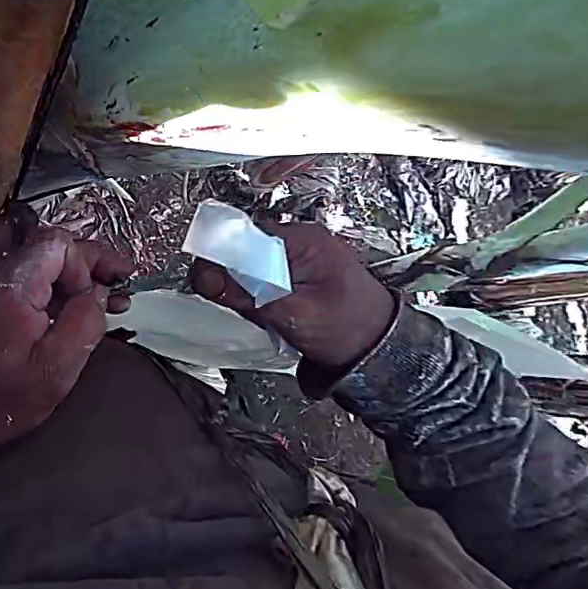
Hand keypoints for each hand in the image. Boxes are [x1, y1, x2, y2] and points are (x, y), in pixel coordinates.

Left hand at [0, 227, 132, 447]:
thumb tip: (98, 291)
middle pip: (48, 249)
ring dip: (72, 278)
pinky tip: (72, 307)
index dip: (85, 263)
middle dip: (88, 265)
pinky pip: (24, 280)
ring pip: (39, 263)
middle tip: (120, 281)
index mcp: (11, 286)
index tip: (97, 292)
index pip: (57, 243)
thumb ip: (84, 322)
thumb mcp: (55, 369)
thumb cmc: (1, 400)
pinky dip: (50, 289)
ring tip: (104, 298)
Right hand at [189, 219, 393, 369]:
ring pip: (248, 266)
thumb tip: (206, 277)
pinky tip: (268, 312)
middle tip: (239, 305)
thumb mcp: (292, 313)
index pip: (243, 236)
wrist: (380, 353)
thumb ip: (247, 293)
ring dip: (244, 290)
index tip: (207, 283)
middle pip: (242, 249)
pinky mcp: (294, 273)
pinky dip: (255, 295)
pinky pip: (259, 276)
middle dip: (232, 278)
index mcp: (303, 240)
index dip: (219, 258)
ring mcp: (297, 257)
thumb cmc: (348, 330)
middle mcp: (299, 241)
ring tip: (261, 313)